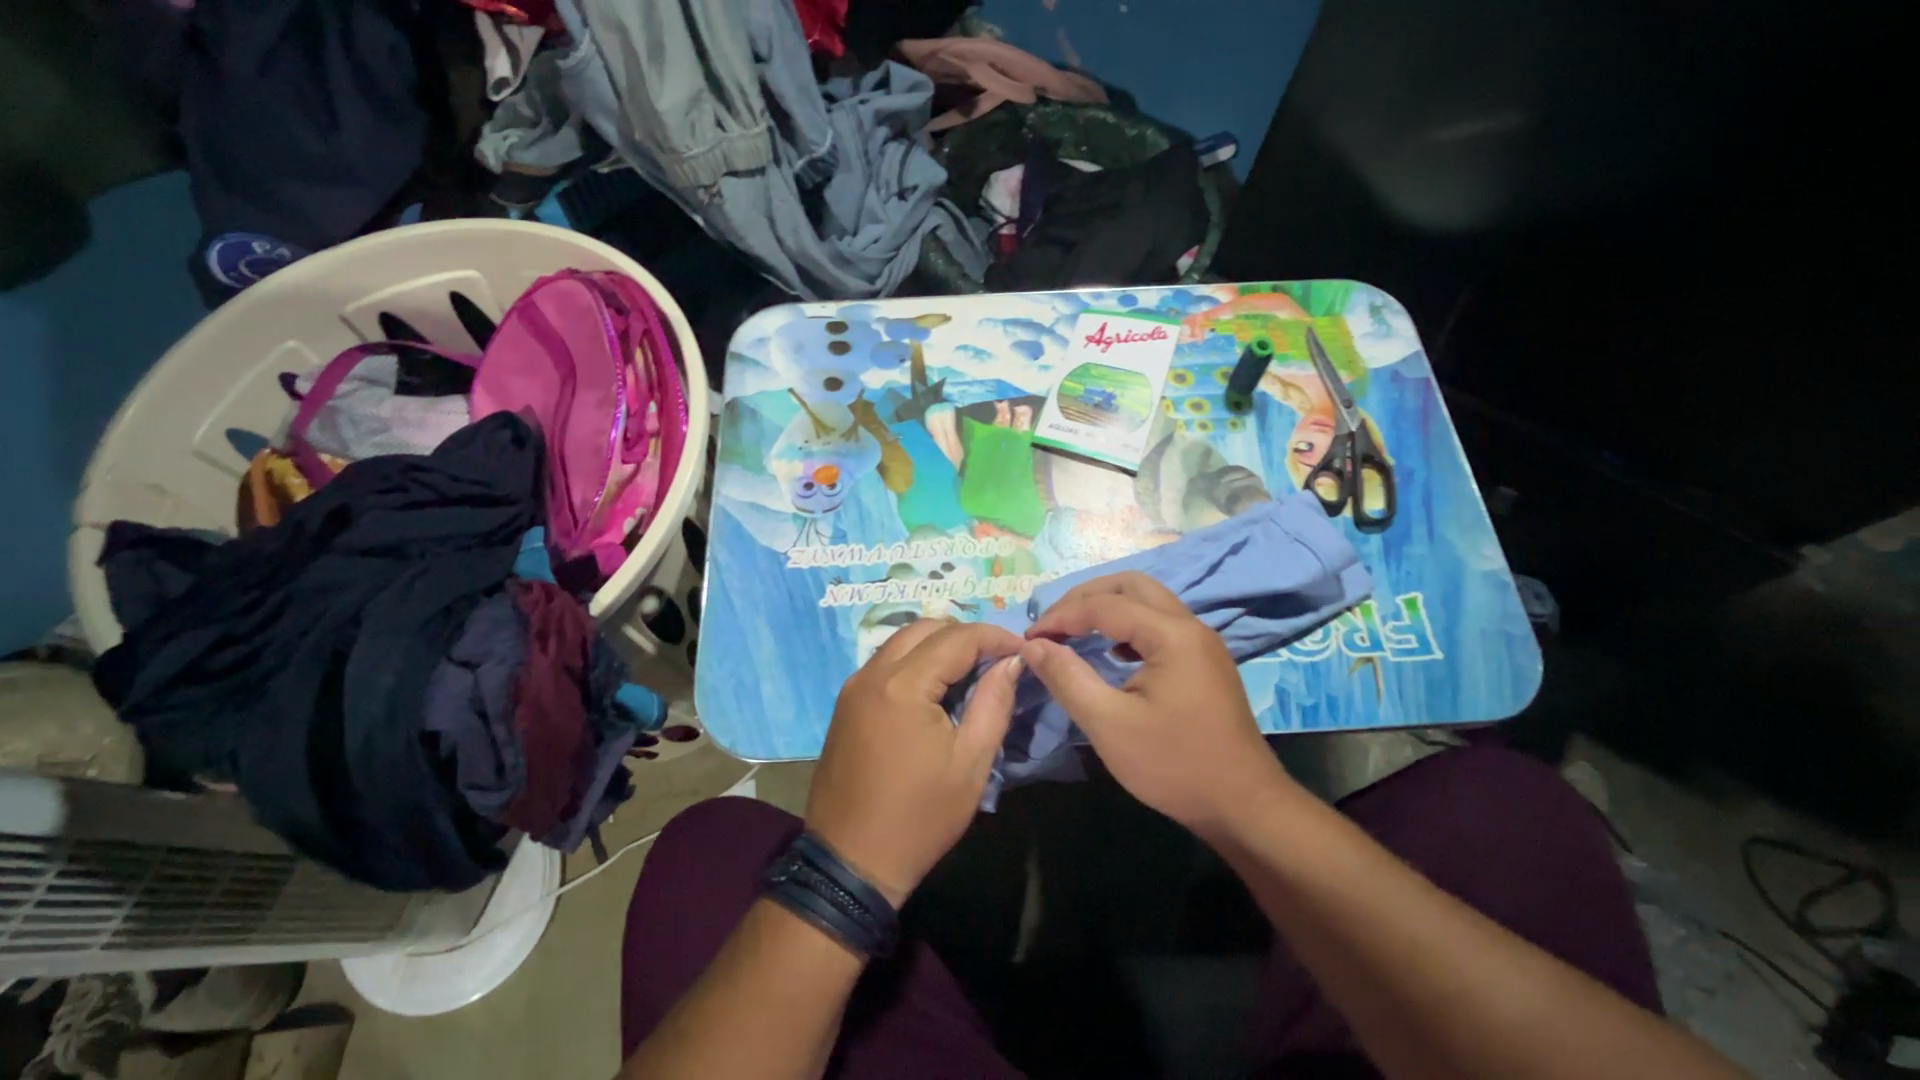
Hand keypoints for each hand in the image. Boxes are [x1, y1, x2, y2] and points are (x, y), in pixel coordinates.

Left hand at [806, 619, 1023, 906]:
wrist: (851, 861)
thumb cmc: (920, 816)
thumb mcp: (971, 762)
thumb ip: (994, 702)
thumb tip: (1012, 661)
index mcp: (903, 685)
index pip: (956, 638)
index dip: (995, 637)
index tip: (1023, 649)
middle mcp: (871, 674)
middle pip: (924, 629)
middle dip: (964, 635)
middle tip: (998, 658)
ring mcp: (852, 689)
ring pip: (900, 643)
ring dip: (937, 646)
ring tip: (972, 670)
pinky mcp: (845, 706)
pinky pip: (884, 665)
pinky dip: (914, 662)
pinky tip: (937, 689)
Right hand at [1019, 572, 1294, 835]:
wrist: (1244, 805)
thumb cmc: (1175, 765)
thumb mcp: (1109, 724)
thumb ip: (1068, 678)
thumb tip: (1034, 646)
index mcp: (1171, 634)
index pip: (1104, 605)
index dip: (1060, 616)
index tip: (1028, 639)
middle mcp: (1191, 627)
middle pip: (1131, 586)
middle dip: (1085, 598)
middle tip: (1051, 625)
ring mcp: (1202, 644)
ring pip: (1149, 602)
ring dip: (1108, 609)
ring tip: (1073, 633)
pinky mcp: (1205, 663)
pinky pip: (1161, 626)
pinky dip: (1128, 628)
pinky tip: (1111, 653)